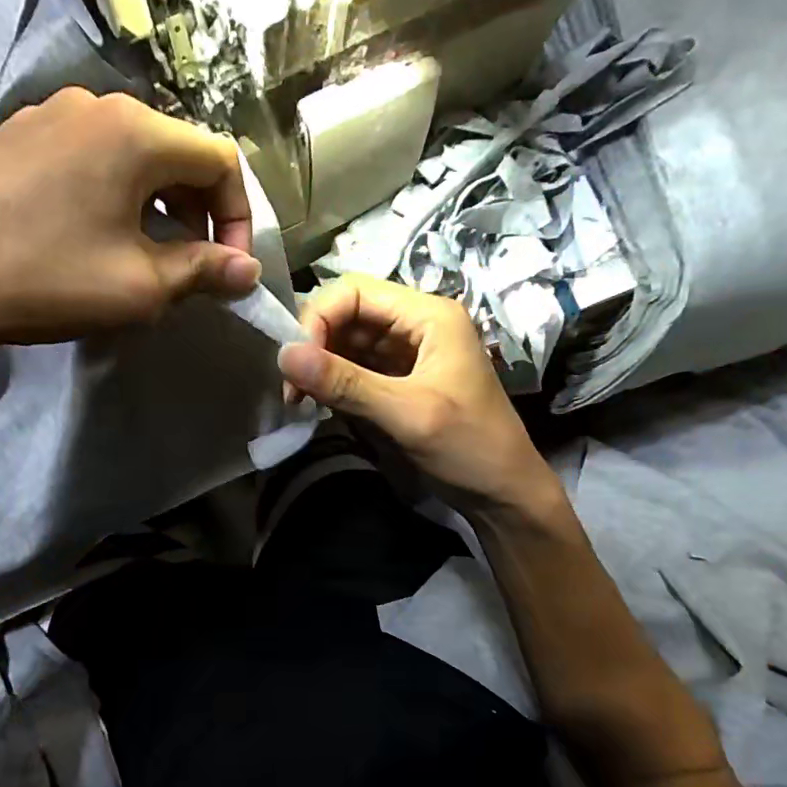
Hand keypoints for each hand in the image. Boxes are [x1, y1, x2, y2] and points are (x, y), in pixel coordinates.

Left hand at [0, 88, 261, 385]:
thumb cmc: (47, 279)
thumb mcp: (140, 286)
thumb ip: (204, 271)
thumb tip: (248, 271)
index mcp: (136, 132)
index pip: (221, 160)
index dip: (239, 216)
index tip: (230, 268)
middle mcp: (95, 106)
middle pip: (177, 152)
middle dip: (199, 212)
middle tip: (193, 267)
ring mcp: (47, 116)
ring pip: (132, 156)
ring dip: (157, 206)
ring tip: (147, 257)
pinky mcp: (14, 137)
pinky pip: (89, 159)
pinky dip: (114, 196)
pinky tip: (94, 238)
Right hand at [278, 274, 559, 515]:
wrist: (503, 495)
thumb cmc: (469, 448)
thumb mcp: (408, 414)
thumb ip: (346, 383)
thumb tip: (283, 354)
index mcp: (428, 316)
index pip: (355, 291)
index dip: (318, 318)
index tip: (295, 362)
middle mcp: (415, 325)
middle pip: (348, 314)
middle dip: (315, 345)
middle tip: (292, 389)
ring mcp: (406, 354)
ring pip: (347, 343)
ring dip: (320, 367)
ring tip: (300, 401)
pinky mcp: (398, 382)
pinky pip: (355, 370)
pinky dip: (333, 384)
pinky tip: (318, 405)